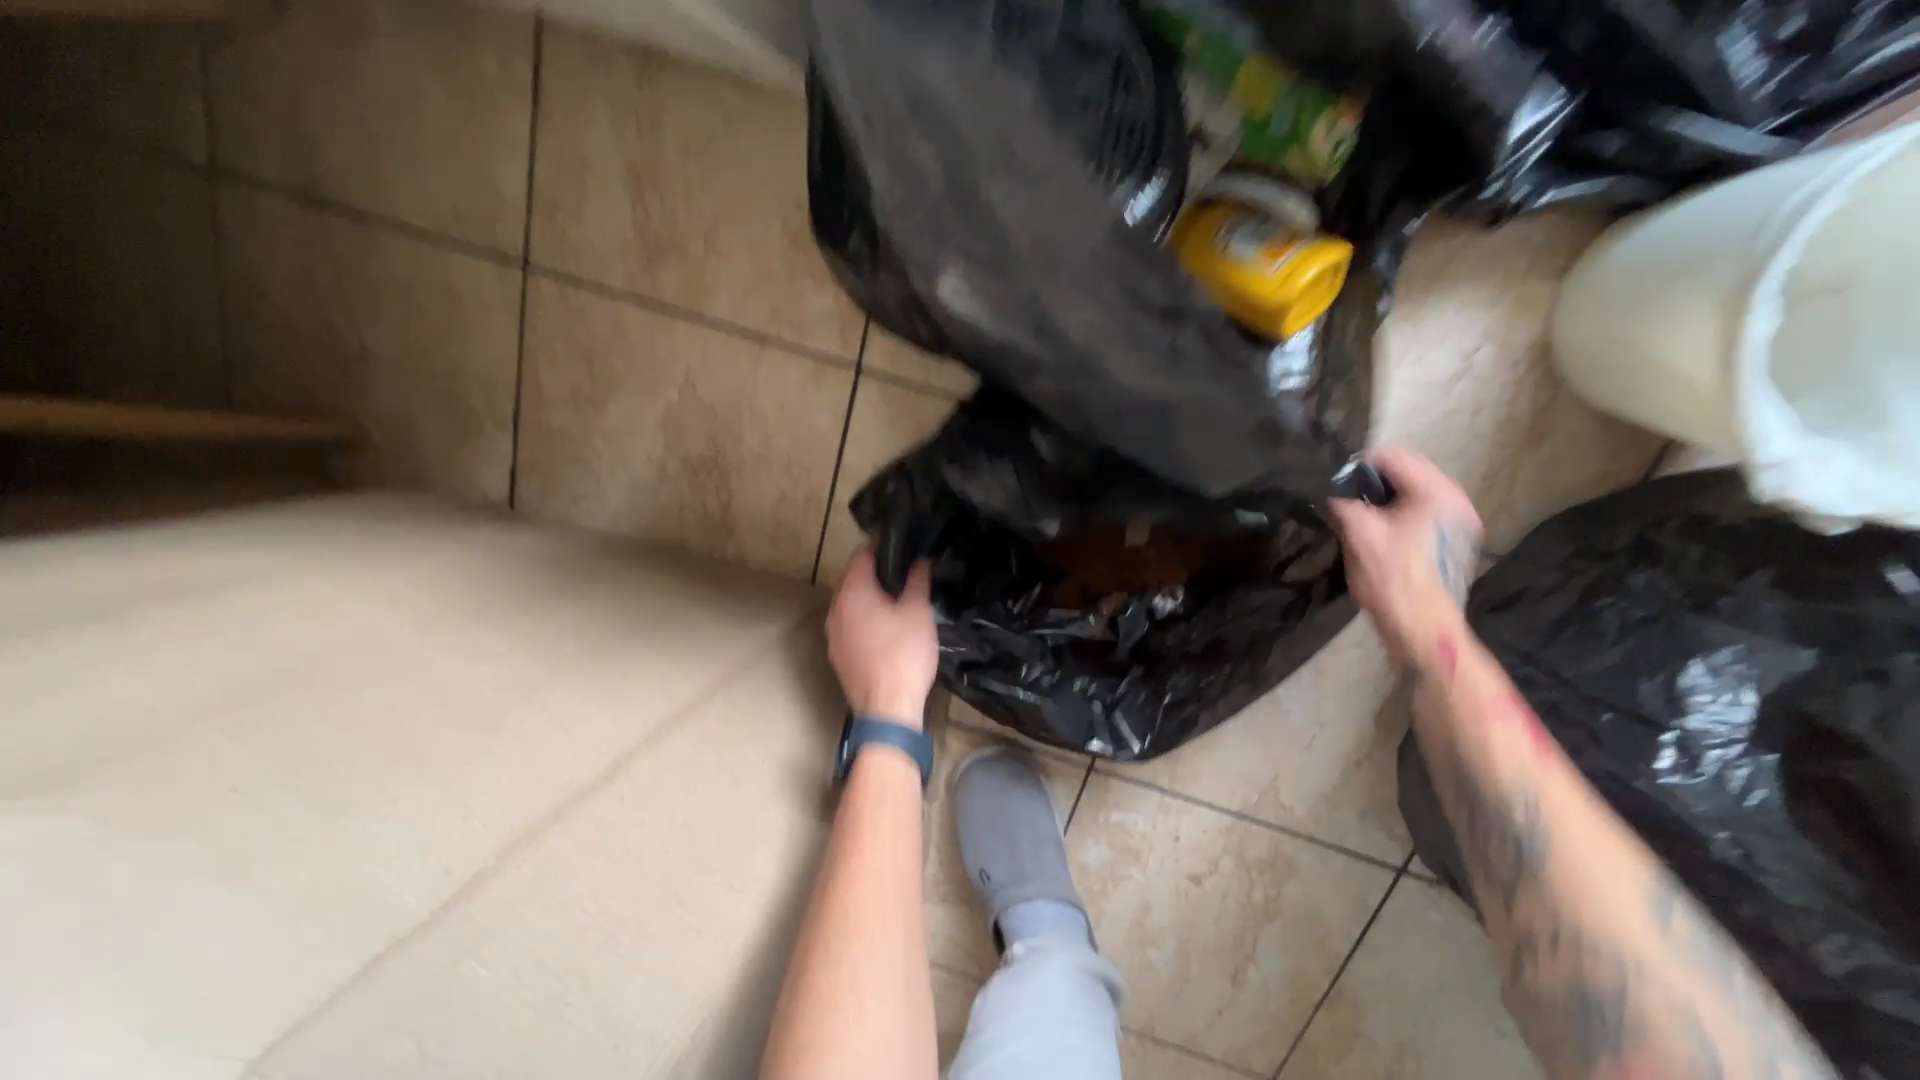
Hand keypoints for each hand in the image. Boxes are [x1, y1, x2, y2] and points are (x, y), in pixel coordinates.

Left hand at [827, 547, 939, 730]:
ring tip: (897, 596)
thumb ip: (917, 581)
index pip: (861, 555)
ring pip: (850, 604)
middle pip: (852, 579)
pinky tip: (886, 626)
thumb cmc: (904, 655)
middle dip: (875, 571)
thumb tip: (920, 561)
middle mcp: (835, 610)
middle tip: (903, 569)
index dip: (881, 546)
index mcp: (852, 593)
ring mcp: (833, 635)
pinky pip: (850, 625)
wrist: (887, 709)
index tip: (901, 543)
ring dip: (869, 596)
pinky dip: (864, 618)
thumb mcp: (918, 612)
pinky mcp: (838, 655)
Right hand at [1328, 448, 1483, 667]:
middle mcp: (1457, 502)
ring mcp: (1460, 523)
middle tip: (1344, 497)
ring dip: (1387, 500)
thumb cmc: (1393, 579)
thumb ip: (1343, 503)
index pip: (1396, 458)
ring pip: (1416, 495)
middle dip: (1375, 482)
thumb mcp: (1359, 534)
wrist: (1422, 630)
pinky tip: (1380, 533)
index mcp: (1439, 494)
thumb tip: (1328, 490)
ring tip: (1358, 515)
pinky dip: (1400, 515)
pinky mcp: (1453, 542)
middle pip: (1410, 474)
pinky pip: (1422, 514)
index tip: (1336, 480)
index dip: (1361, 465)